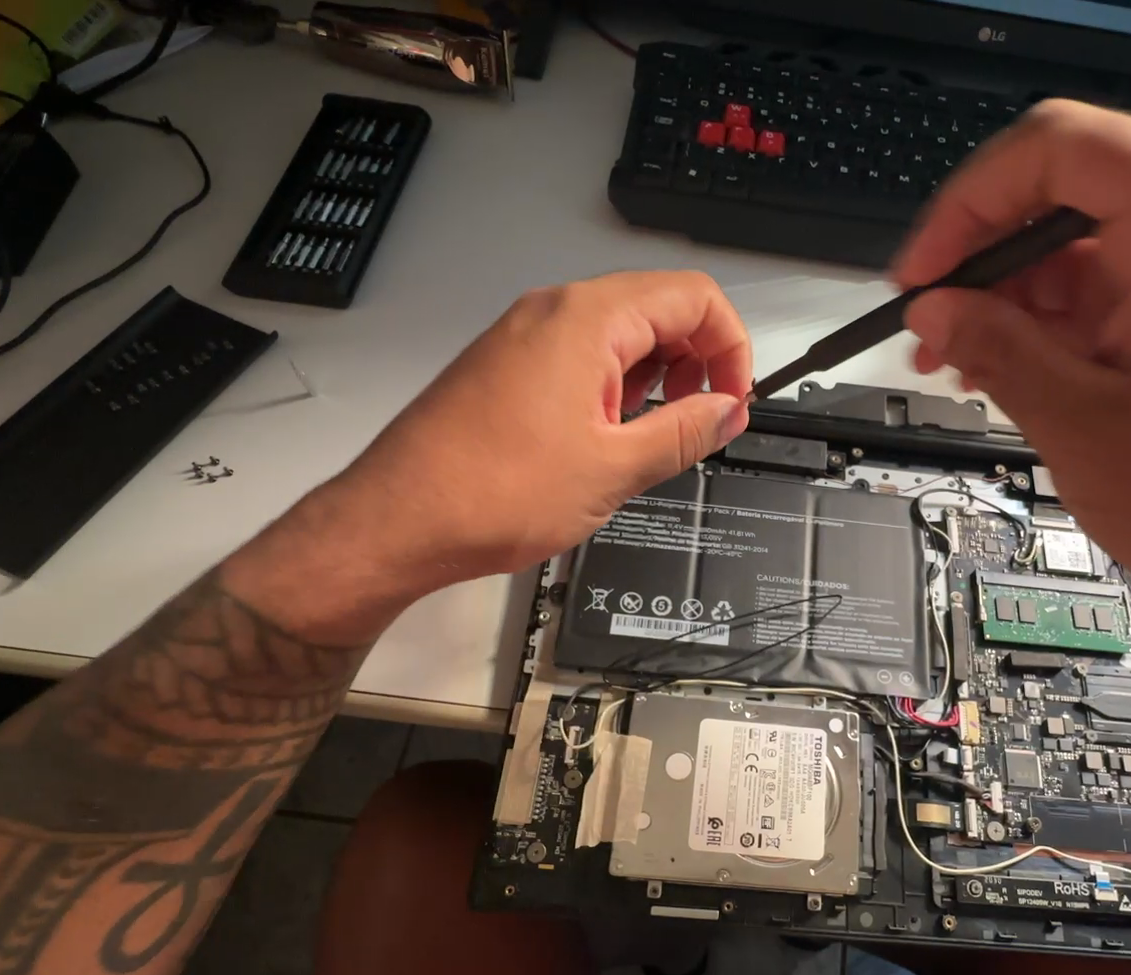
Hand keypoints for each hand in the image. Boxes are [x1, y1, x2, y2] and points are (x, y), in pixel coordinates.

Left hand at [225, 271, 751, 641]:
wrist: (396, 522)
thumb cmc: (494, 492)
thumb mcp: (613, 467)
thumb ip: (684, 432)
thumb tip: (728, 411)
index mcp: (587, 320)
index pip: (692, 297)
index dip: (731, 346)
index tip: (734, 402)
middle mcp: (554, 312)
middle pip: (658, 308)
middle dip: (698, 361)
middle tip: (702, 422)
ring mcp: (526, 337)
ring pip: (620, 335)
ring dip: (657, 376)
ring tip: (657, 436)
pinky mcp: (509, 366)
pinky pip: (583, 358)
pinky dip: (616, 387)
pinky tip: (613, 435)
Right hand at [895, 101, 1130, 639]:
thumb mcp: (1082, 423)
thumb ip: (997, 349)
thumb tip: (936, 310)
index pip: (1056, 149)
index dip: (968, 204)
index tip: (921, 272)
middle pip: (1059, 196)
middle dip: (979, 260)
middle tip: (929, 324)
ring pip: (1070, 251)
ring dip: (1003, 302)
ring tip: (956, 362)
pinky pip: (1095, 296)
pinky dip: (1040, 329)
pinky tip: (1001, 372)